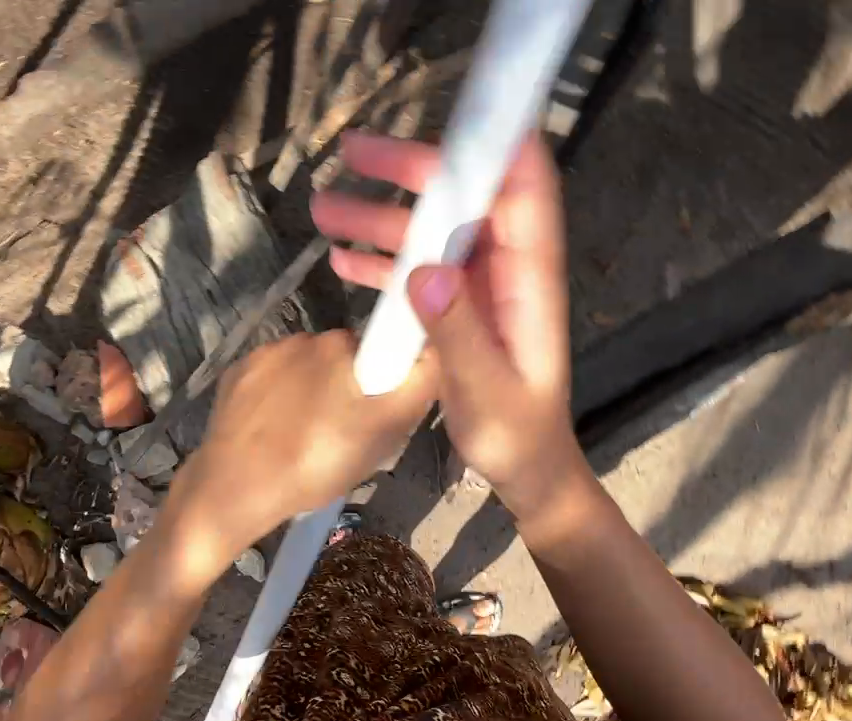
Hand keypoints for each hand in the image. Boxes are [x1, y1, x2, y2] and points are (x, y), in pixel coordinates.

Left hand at [168, 329, 435, 559]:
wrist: (236, 488)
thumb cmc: (317, 461)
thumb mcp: (387, 433)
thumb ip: (419, 384)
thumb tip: (433, 350)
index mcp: (343, 345)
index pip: (378, 351)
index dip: (380, 382)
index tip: (372, 416)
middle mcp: (304, 337)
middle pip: (341, 362)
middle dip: (346, 390)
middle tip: (340, 436)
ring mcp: (263, 354)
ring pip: (304, 371)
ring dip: (310, 395)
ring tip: (301, 440)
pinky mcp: (236, 374)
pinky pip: (271, 381)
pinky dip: (277, 401)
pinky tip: (274, 434)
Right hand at [312, 131, 587, 518]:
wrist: (524, 468)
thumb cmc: (517, 434)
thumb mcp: (487, 391)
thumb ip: (458, 333)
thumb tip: (423, 271)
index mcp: (529, 280)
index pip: (524, 189)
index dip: (495, 146)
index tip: (450, 121)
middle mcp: (506, 271)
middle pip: (464, 199)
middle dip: (412, 173)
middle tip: (350, 157)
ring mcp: (479, 290)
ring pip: (431, 233)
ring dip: (380, 218)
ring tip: (322, 209)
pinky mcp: (457, 312)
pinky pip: (417, 272)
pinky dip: (382, 262)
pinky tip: (342, 262)